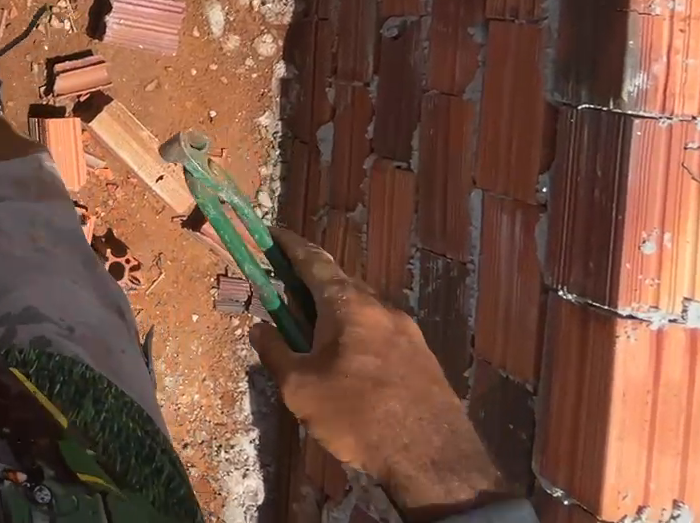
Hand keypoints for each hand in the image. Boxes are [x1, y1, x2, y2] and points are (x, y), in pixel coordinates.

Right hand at [250, 229, 511, 521]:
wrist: (439, 468)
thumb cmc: (358, 417)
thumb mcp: (298, 387)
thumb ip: (274, 351)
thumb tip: (260, 329)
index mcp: (348, 305)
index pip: (313, 261)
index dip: (289, 244)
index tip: (271, 231)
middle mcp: (382, 309)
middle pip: (339, 283)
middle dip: (309, 282)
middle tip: (284, 292)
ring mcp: (410, 335)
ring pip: (361, 308)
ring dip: (334, 311)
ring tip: (312, 332)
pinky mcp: (426, 361)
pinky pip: (380, 331)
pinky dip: (356, 332)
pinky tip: (346, 360)